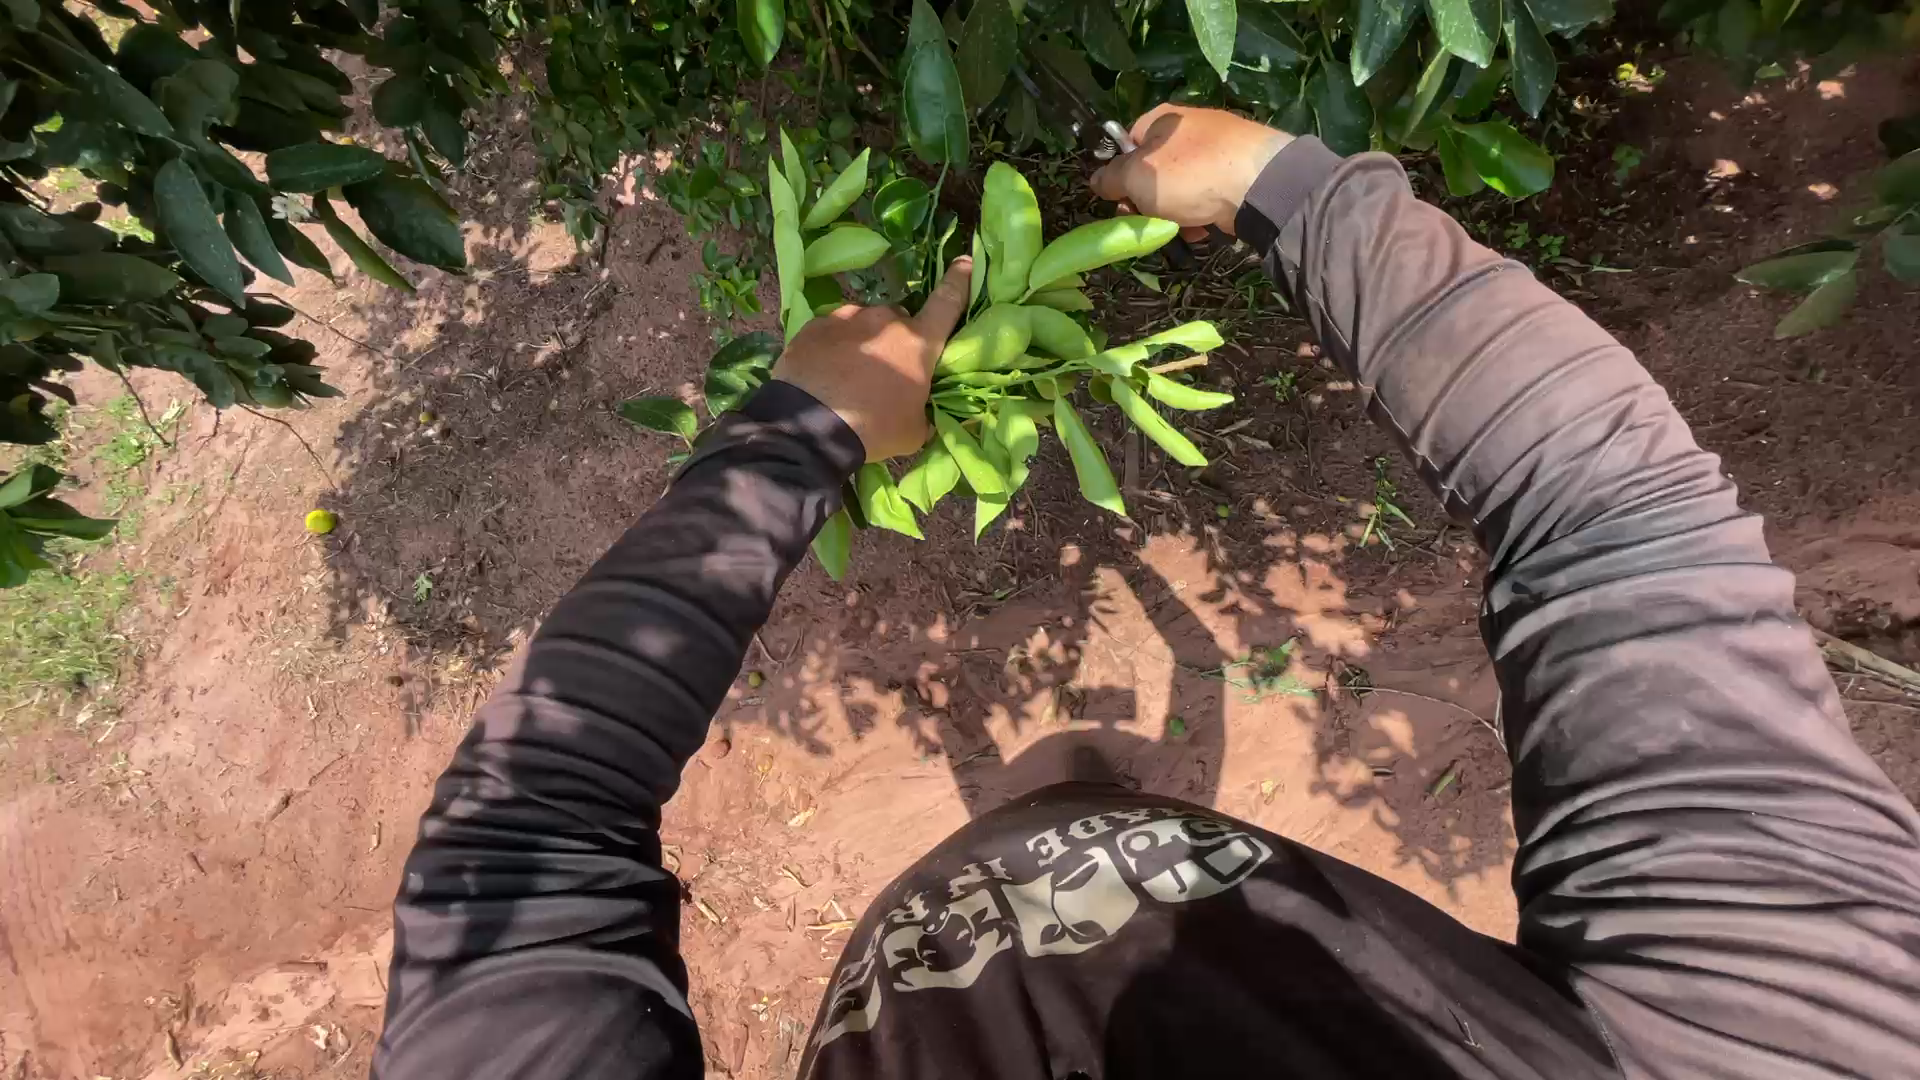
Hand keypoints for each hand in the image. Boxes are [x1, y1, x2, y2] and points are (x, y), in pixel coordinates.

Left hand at [771, 257, 971, 461]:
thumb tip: (923, 411)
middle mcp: (884, 319)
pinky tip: (825, 374)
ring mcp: (846, 318)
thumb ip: (924, 412)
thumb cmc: (874, 430)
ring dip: (864, 343)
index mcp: (918, 341)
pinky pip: (831, 332)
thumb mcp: (913, 431)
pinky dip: (833, 349)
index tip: (965, 262)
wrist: (810, 428)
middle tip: (886, 372)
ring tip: (849, 376)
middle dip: (897, 339)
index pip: (947, 302)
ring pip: (863, 324)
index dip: (959, 281)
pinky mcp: (813, 326)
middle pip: (899, 321)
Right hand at [1088, 105, 1293, 236]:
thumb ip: (1111, 178)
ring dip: (1170, 215)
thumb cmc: (1189, 174)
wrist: (1256, 184)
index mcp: (1162, 121)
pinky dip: (1196, 217)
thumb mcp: (1138, 176)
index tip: (1120, 198)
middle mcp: (1187, 131)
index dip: (1118, 173)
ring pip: (1174, 192)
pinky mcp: (1231, 176)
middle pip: (1150, 173)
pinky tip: (1200, 226)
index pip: (1126, 144)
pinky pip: (1200, 200)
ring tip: (1179, 226)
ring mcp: (1212, 153)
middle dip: (1145, 202)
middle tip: (1148, 217)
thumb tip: (1094, 180)